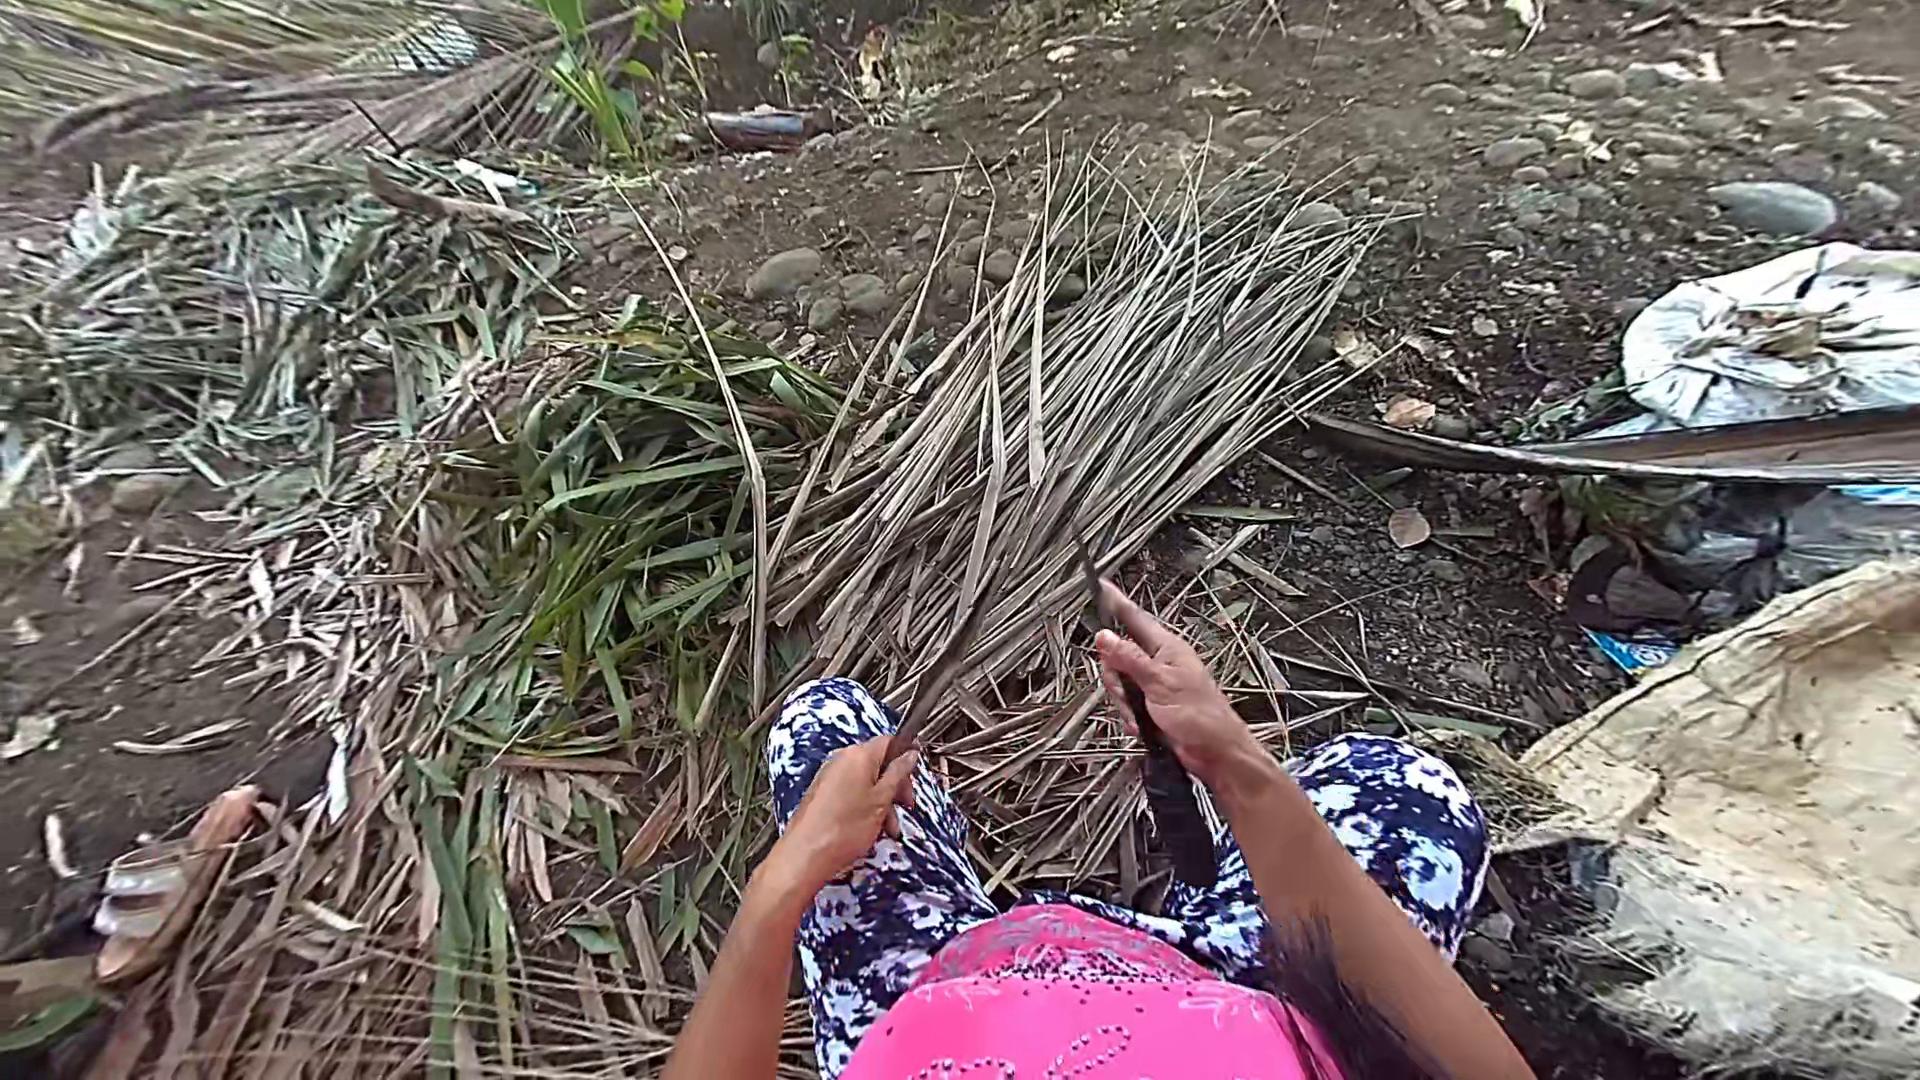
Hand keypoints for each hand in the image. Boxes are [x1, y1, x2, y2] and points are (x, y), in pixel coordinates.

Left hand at [762, 736, 917, 895]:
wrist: (804, 857)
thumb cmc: (845, 828)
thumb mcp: (881, 800)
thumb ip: (898, 774)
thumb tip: (910, 753)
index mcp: (858, 755)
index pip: (890, 742)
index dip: (906, 757)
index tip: (914, 776)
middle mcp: (842, 759)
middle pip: (879, 764)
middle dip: (895, 786)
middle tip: (904, 808)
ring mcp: (830, 776)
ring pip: (866, 782)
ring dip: (881, 802)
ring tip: (886, 829)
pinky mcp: (822, 794)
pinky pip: (851, 792)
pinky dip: (864, 807)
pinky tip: (868, 830)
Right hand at [1095, 580, 1273, 794]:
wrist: (1217, 755)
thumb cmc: (1202, 717)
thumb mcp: (1159, 683)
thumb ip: (1129, 659)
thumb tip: (1106, 636)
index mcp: (1166, 647)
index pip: (1134, 617)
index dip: (1115, 603)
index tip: (1100, 587)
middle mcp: (1160, 662)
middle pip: (1118, 655)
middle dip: (1116, 677)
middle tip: (1125, 691)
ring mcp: (1155, 683)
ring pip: (1120, 681)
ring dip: (1124, 701)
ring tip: (1139, 714)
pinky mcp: (1152, 704)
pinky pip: (1127, 702)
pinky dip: (1130, 715)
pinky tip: (1142, 725)